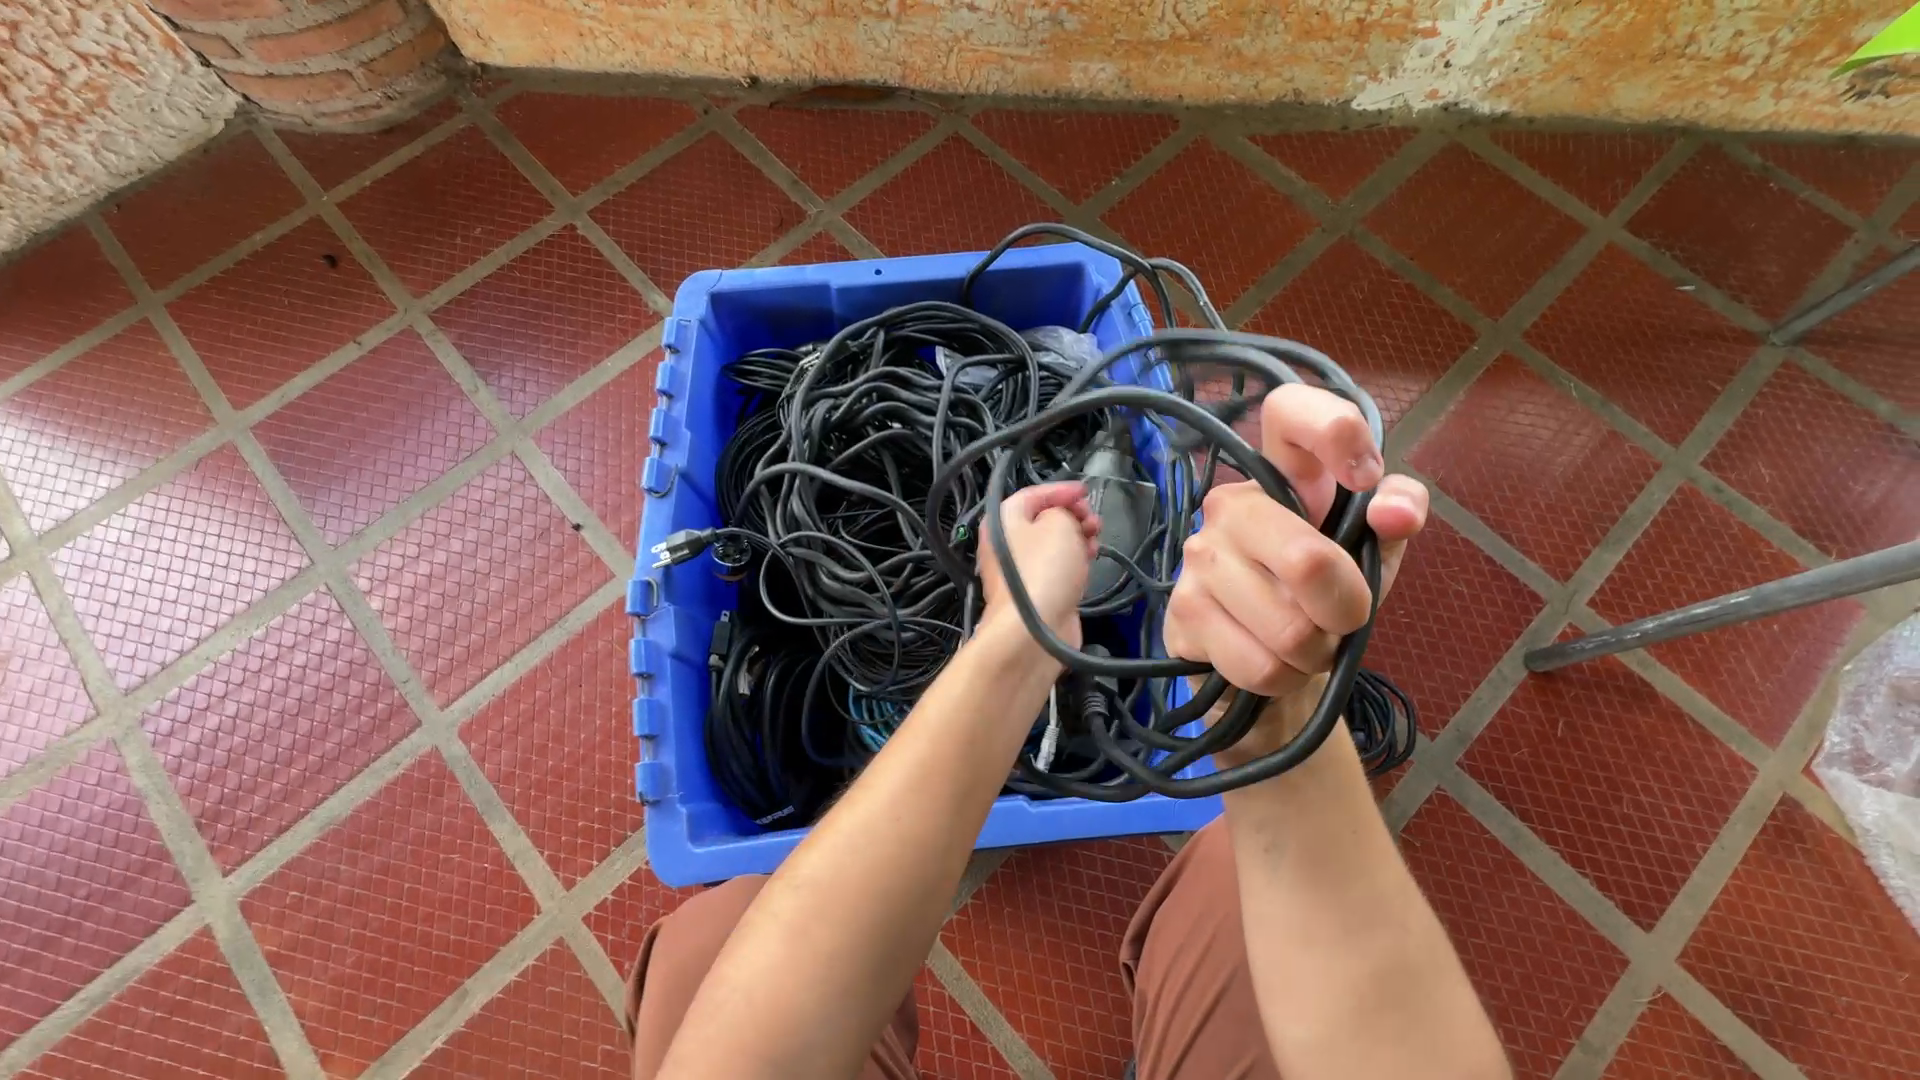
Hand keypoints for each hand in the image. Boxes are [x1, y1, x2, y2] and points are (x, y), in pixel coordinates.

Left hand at [976, 481, 1100, 649]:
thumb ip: (1063, 510)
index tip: (1085, 493)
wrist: (1035, 630)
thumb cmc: (1043, 570)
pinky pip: (1057, 568)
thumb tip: (1064, 518)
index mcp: (1003, 521)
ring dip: (1078, 538)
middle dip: (1073, 515)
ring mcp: (1021, 570)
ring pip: (1053, 544)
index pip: (1033, 494)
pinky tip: (1089, 561)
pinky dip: (1074, 561)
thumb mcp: (1058, 523)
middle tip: (1092, 520)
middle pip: (1043, 519)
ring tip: (1094, 540)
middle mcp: (1007, 544)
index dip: (1062, 490)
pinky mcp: (1037, 591)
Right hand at [1162, 384, 1428, 756]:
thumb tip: (1393, 511)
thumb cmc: (1325, 594)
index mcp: (1280, 474)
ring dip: (1313, 652)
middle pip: (1307, 562)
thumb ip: (1398, 516)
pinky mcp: (1180, 613)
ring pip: (1287, 628)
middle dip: (1346, 610)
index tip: (1361, 478)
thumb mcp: (1375, 552)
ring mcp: (1196, 559)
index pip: (1287, 411)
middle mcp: (1228, 505)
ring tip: (1300, 642)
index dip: (1334, 431)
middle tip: (1340, 617)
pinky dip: (1282, 678)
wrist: (1266, 660)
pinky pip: (1258, 664)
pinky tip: (1269, 660)